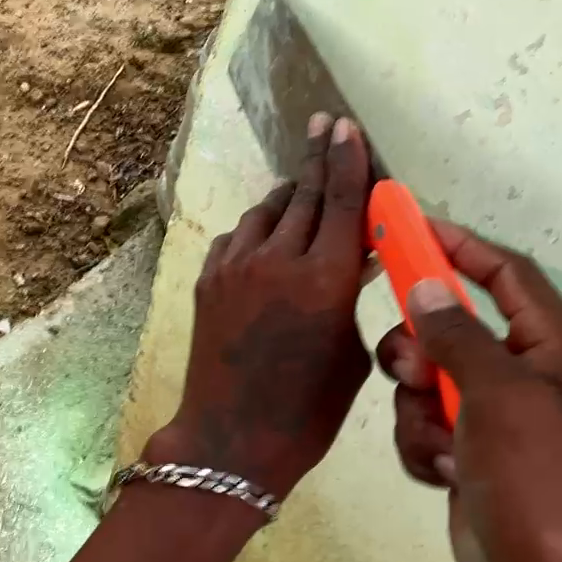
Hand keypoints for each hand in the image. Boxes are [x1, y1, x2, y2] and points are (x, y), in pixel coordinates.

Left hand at [145, 113, 372, 497]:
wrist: (231, 437)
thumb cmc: (309, 409)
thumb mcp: (351, 352)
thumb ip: (350, 295)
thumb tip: (354, 254)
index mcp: (324, 278)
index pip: (341, 202)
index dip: (347, 160)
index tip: (346, 127)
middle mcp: (276, 259)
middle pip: (302, 195)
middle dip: (317, 157)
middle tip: (324, 124)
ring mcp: (234, 265)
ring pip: (266, 212)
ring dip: (287, 195)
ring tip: (301, 182)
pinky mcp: (207, 278)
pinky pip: (237, 238)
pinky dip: (257, 230)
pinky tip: (266, 236)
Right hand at [375, 221, 561, 561]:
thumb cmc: (541, 483)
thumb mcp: (498, 396)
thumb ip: (455, 333)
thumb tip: (424, 285)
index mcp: (558, 351)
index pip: (505, 274)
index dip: (456, 243)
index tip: (403, 225)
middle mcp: (528, 376)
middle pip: (451, 325)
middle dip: (420, 348)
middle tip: (407, 367)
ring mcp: (497, 418)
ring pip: (426, 376)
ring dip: (418, 407)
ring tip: (437, 441)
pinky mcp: (470, 453)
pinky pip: (423, 421)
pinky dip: (422, 442)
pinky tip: (441, 473)